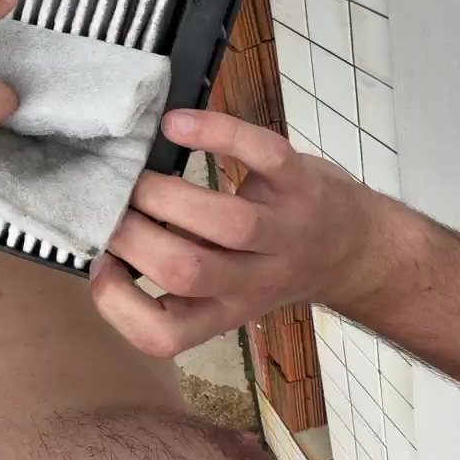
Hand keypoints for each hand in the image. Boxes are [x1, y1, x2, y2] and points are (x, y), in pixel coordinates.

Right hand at [88, 109, 428, 356]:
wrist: (359, 250)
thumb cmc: (266, 264)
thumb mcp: (223, 291)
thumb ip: (170, 273)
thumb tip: (102, 236)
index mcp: (221, 312)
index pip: (163, 334)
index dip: (116, 302)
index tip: (100, 264)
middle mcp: (254, 281)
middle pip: (186, 271)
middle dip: (132, 234)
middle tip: (111, 206)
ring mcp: (284, 232)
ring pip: (226, 223)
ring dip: (164, 194)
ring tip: (137, 177)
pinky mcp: (301, 183)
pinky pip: (263, 154)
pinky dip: (217, 133)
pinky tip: (175, 124)